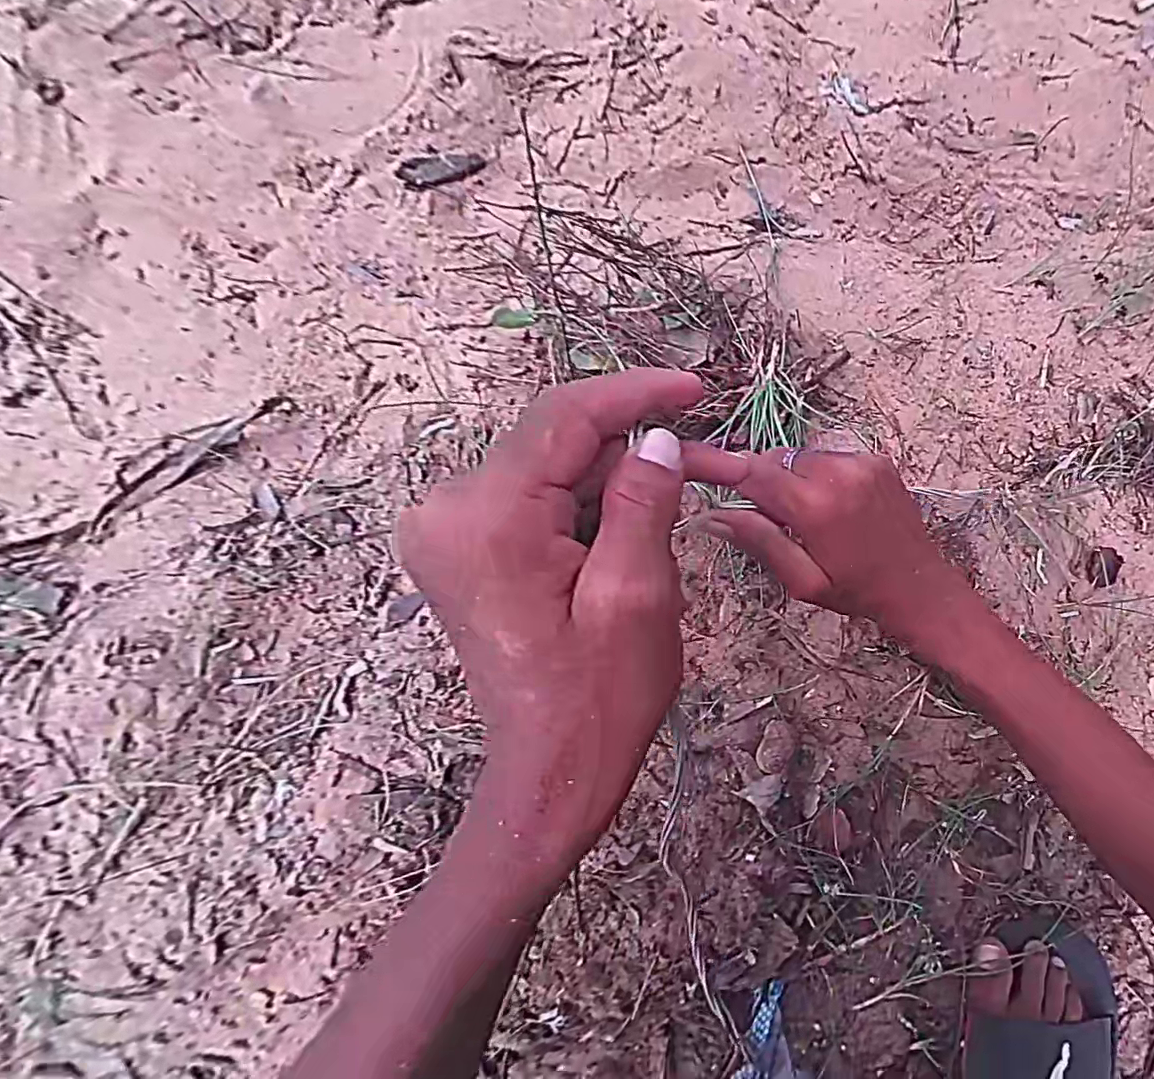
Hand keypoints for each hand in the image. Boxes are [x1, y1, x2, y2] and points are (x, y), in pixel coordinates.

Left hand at [396, 370, 703, 875]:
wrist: (555, 766)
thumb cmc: (603, 691)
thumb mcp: (638, 592)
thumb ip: (645, 503)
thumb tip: (659, 438)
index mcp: (487, 520)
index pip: (564, 419)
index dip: (636, 393)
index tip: (695, 387)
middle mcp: (449, 511)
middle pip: (560, 446)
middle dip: (635, 454)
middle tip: (704, 474)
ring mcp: (452, 529)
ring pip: (558, 473)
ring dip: (619, 489)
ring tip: (661, 538)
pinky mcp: (470, 547)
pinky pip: (545, 500)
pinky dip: (596, 510)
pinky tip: (627, 547)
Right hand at [681, 445, 976, 642]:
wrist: (921, 586)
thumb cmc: (859, 593)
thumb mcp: (803, 581)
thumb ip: (759, 542)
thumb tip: (710, 516)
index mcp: (816, 506)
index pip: (750, 471)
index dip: (711, 462)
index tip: (681, 456)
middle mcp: (839, 473)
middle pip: (775, 459)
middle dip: (761, 480)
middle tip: (770, 516)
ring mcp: (862, 462)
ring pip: (802, 455)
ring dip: (791, 477)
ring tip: (807, 515)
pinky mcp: (878, 460)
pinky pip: (830, 456)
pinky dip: (819, 473)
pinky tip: (833, 505)